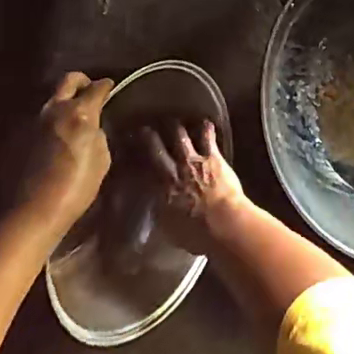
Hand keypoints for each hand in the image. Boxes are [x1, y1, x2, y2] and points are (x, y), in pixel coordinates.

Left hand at [18, 72, 114, 228]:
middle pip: (68, 80)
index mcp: (80, 112)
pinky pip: (38, 121)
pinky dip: (48, 124)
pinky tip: (52, 140)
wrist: (31, 211)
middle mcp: (54, 109)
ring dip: (62, 104)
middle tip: (88, 89)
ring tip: (69, 118)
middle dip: (81, 81)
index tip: (110, 86)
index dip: (106, 85)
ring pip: (50, 100)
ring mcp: (32, 121)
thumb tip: (91, 127)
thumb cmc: (76, 187)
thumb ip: (97, 134)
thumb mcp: (101, 160)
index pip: (96, 87)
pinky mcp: (17, 136)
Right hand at [142, 120, 245, 254]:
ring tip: (175, 120)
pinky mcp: (213, 157)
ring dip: (177, 127)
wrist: (222, 222)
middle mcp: (175, 169)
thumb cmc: (195, 232)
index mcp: (162, 187)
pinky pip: (207, 137)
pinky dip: (206, 128)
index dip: (136, 156)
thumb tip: (156, 204)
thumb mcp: (168, 226)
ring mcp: (194, 160)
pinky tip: (206, 122)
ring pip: (181, 136)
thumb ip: (161, 210)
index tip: (131, 146)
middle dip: (151, 135)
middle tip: (147, 127)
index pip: (145, 166)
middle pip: (159, 146)